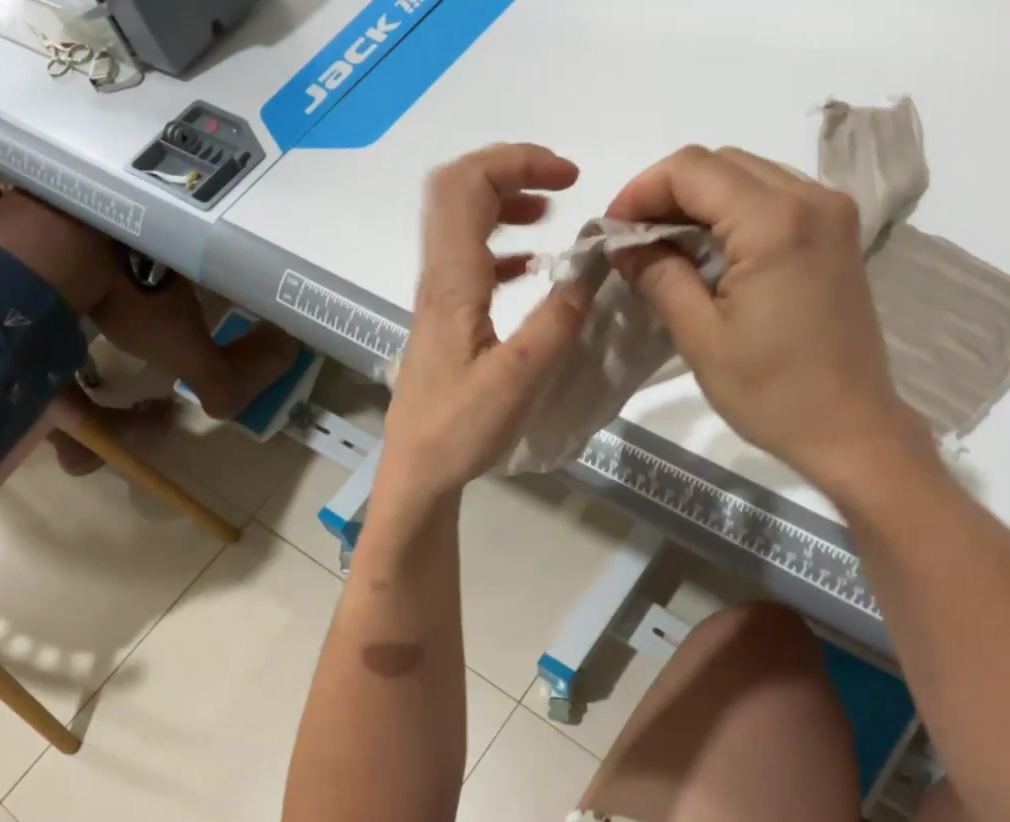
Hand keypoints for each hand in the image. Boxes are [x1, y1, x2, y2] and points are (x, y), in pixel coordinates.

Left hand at [378, 144, 591, 507]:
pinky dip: (502, 248)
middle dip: (511, 172)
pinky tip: (532, 270)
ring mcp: (437, 299)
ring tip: (551, 217)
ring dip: (505, 206)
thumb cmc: (461, 429)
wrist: (417, 471)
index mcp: (453, 281)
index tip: (569, 178)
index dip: (517, 161)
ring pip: (462, 224)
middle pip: (459, 191)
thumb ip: (558, 320)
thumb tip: (593, 268)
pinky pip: (469, 262)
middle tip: (561, 187)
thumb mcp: (520, 378)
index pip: (469, 184)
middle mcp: (438, 278)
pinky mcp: (444, 322)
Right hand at [607, 146, 937, 495]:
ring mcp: (831, 213)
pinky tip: (710, 253)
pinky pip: (775, 197)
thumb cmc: (772, 393)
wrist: (850, 428)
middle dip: (667, 193)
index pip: (692, 169)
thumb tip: (625, 244)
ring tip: (664, 248)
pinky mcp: (837, 234)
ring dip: (700, 201)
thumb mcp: (701, 339)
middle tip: (633, 241)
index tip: (612, 232)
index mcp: (774, 222)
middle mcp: (810, 199)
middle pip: (721, 162)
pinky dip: (733, 213)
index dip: (641, 190)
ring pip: (749, 174)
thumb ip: (660, 276)